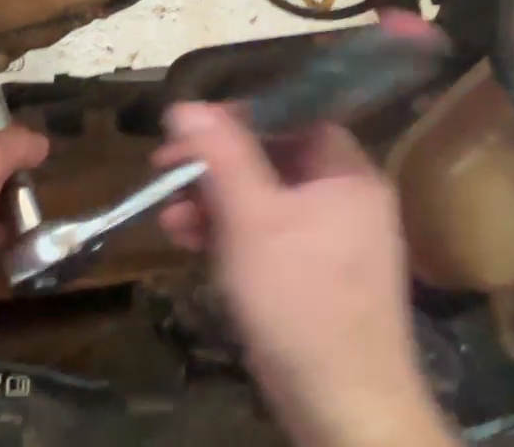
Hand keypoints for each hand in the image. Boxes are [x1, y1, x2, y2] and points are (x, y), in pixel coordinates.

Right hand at [156, 104, 450, 446]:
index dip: (242, 117)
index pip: (294, 120)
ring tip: (168, 215)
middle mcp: (345, 203)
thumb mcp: (251, 217)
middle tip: (165, 169)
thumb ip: (220, 154)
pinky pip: (265, 237)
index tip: (192, 128)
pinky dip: (227, 234)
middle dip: (212, 166)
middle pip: (270, 161)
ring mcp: (330, 244)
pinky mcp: (311, 279)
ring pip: (261, 201)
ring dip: (210, 202)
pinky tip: (188, 243)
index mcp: (347, 177)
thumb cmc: (300, 298)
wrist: (344, 407)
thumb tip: (185, 105)